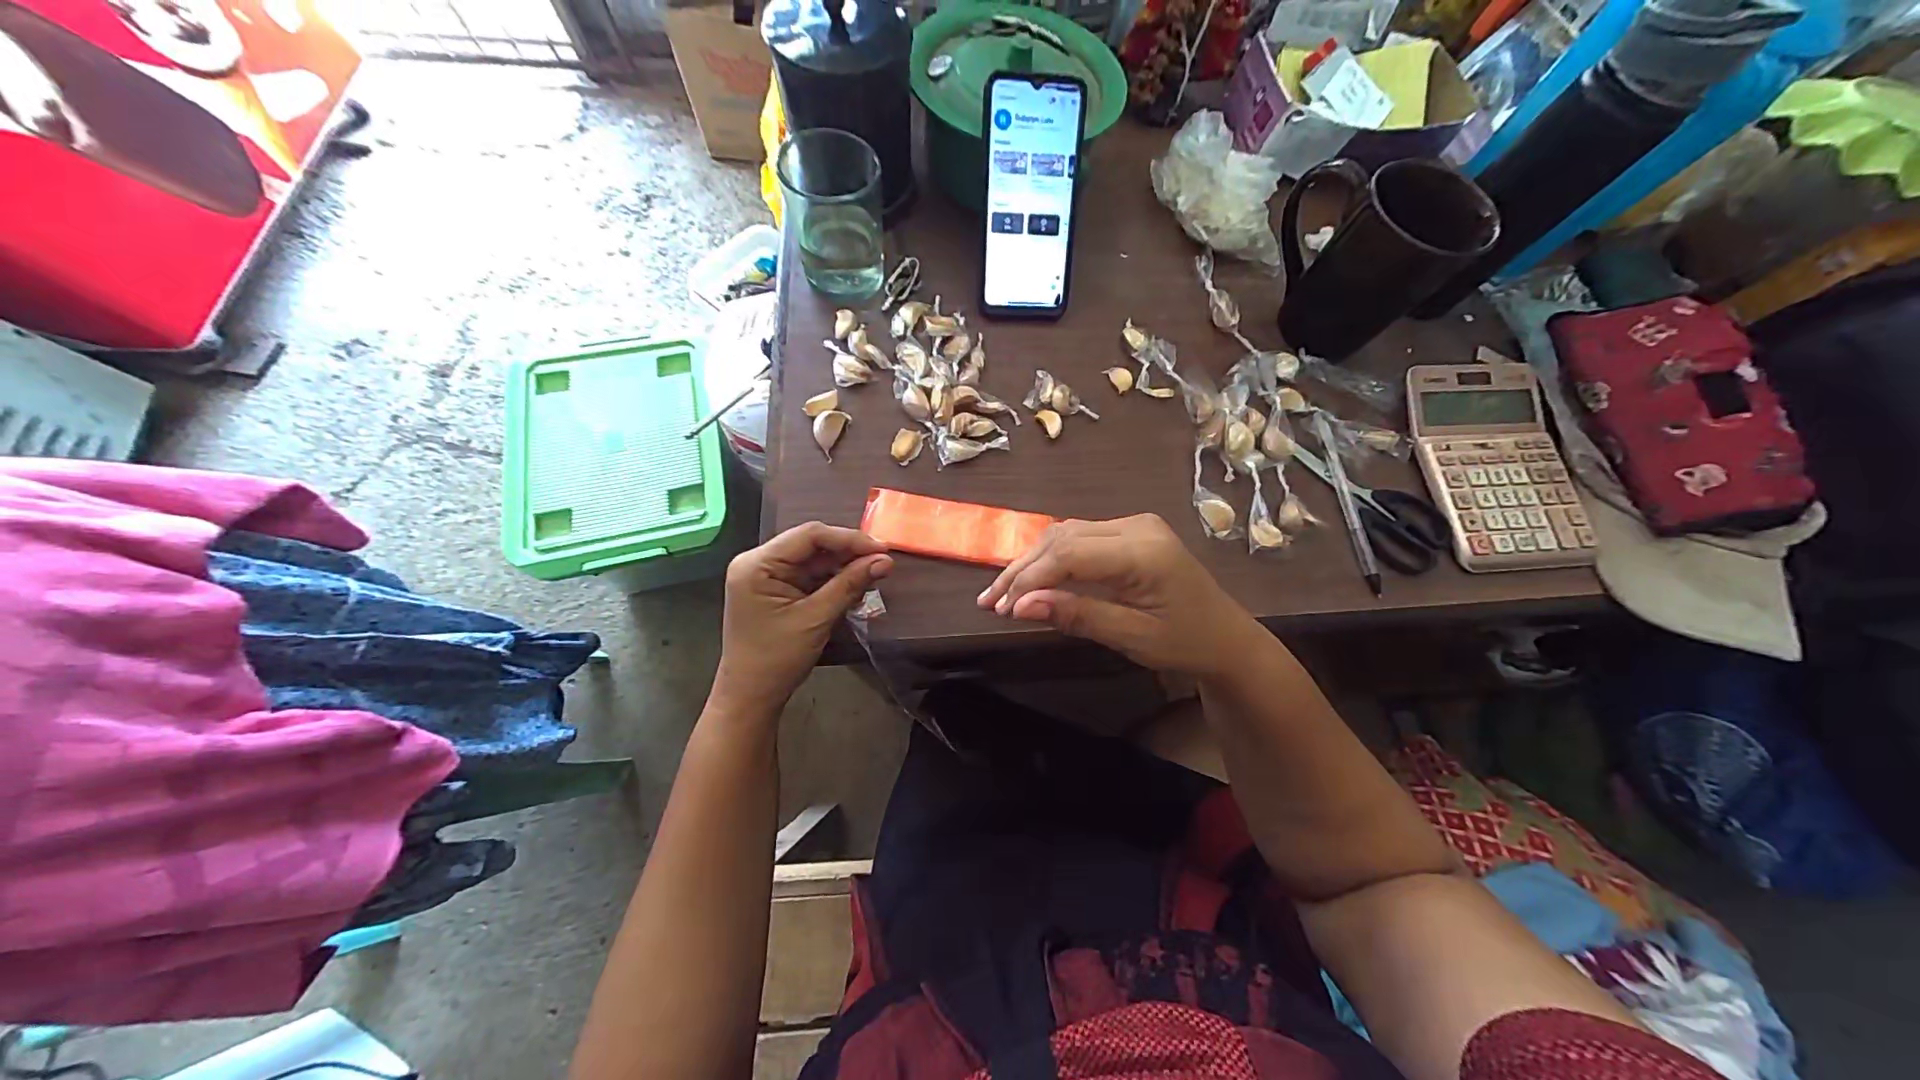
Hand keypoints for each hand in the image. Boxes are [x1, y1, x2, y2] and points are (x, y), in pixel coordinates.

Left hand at [712, 522, 891, 715]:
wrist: (751, 696)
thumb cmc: (776, 659)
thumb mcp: (816, 619)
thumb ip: (850, 585)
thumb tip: (884, 561)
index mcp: (757, 563)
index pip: (809, 535)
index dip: (848, 538)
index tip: (881, 549)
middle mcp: (758, 562)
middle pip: (812, 544)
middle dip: (848, 552)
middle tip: (883, 561)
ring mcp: (767, 576)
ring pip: (814, 560)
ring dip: (844, 567)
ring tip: (875, 574)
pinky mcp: (777, 590)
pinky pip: (809, 576)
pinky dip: (833, 580)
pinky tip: (856, 587)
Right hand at [976, 514, 1262, 676]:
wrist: (1227, 637)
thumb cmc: (1186, 643)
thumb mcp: (1132, 637)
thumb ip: (1076, 615)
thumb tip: (1020, 606)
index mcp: (1144, 551)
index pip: (1069, 553)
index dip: (1030, 578)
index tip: (1002, 608)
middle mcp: (1136, 526)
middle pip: (1062, 537)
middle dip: (1022, 569)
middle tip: (990, 601)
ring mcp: (1133, 525)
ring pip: (1065, 534)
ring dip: (1031, 562)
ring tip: (1001, 593)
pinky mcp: (1129, 532)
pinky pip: (1078, 538)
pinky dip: (1051, 559)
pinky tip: (1031, 579)